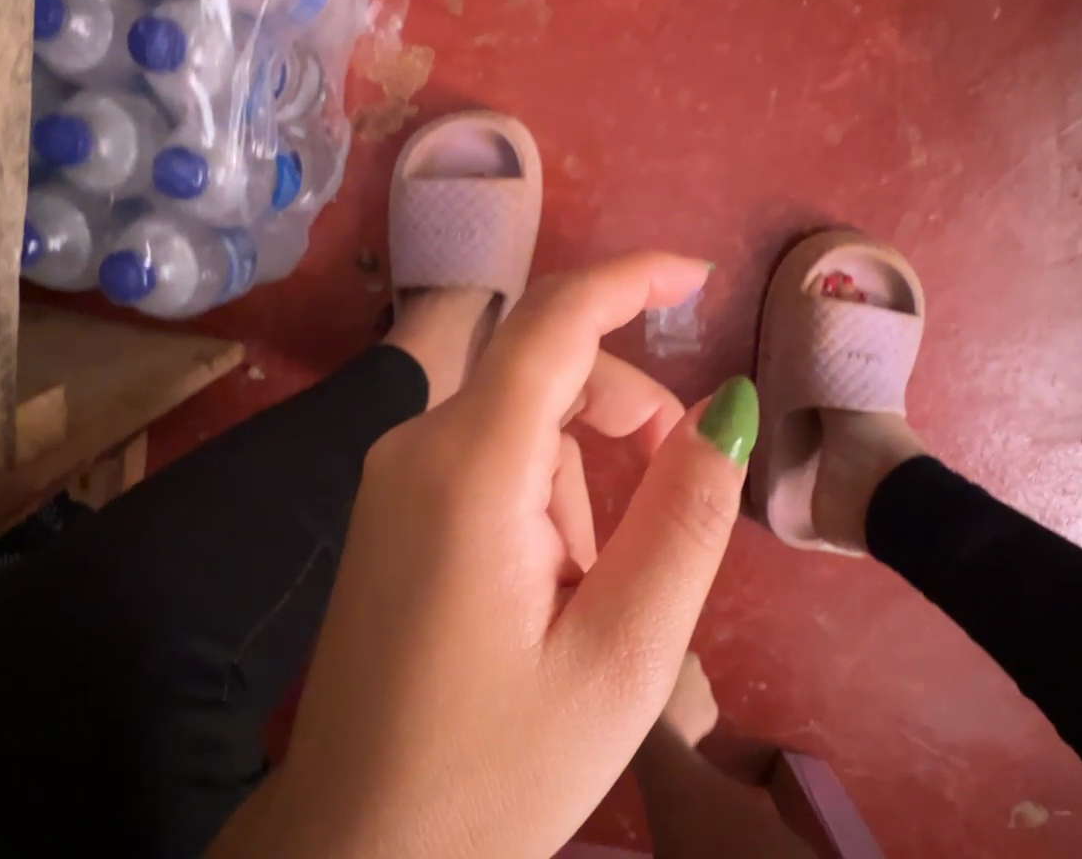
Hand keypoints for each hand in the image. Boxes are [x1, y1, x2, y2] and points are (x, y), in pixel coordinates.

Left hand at [207, 252, 758, 858]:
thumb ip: (685, 519)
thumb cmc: (496, 772)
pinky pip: (485, 457)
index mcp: (470, 468)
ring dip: (579, 477)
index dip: (629, 279)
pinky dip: (539, 493)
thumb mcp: (623, 656)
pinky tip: (541, 585)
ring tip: (585, 591)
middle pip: (541, 368)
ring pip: (520, 420)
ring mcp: (392, 474)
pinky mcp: (389, 505)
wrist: (353, 845)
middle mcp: (415, 445)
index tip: (697, 278)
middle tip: (668, 503)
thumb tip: (728, 410)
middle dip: (621, 410)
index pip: (552, 322)